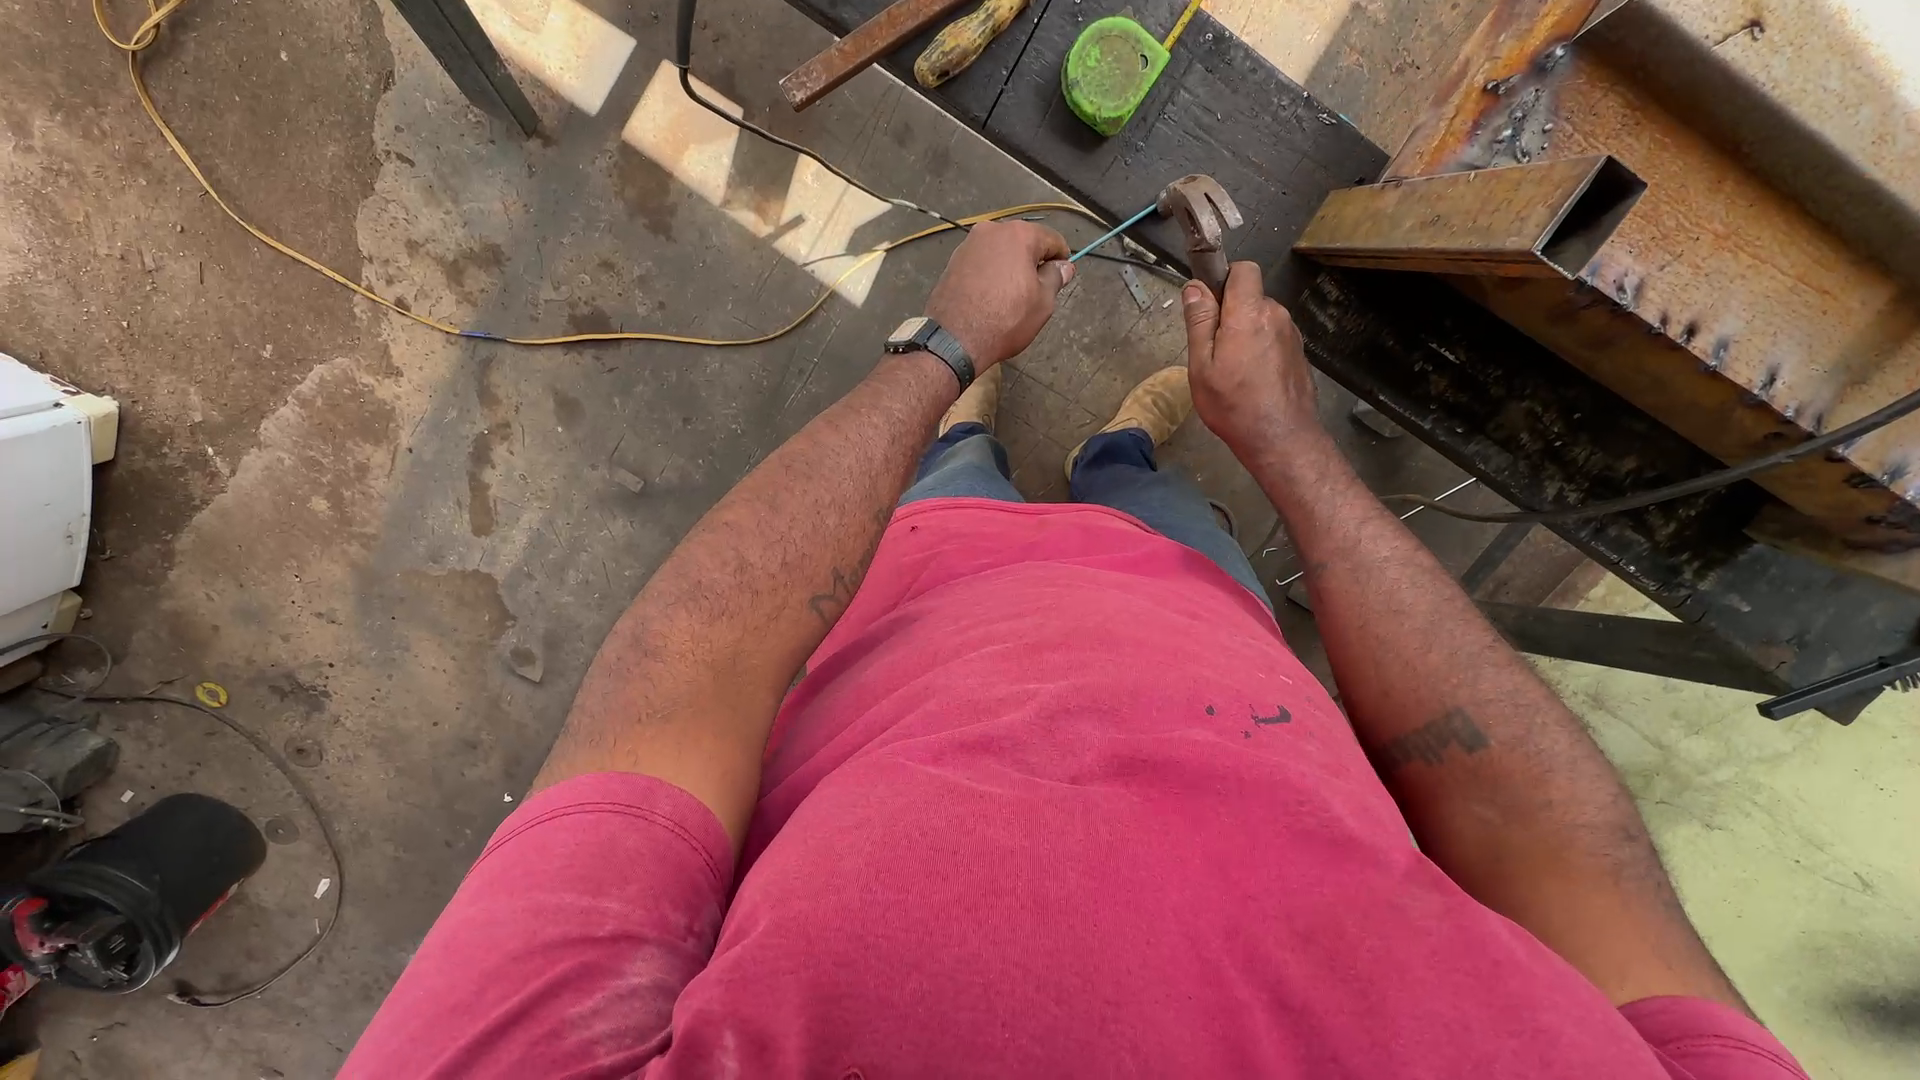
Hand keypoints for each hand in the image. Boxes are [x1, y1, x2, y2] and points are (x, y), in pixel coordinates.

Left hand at [924, 220, 1074, 368]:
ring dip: (1011, 269)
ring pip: (1000, 252)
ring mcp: (968, 245)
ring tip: (1012, 298)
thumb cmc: (1005, 320)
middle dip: (1033, 263)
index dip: (1061, 259)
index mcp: (1019, 234)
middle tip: (1037, 291)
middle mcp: (992, 231)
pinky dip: (991, 275)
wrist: (954, 339)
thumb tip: (1064, 267)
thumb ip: (1056, 278)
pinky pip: (982, 263)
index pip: (1051, 239)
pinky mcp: (953, 262)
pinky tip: (991, 298)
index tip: (1062, 276)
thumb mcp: (1043, 302)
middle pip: (1023, 243)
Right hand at [1183, 262, 1324, 457]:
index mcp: (1249, 313)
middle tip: (1212, 351)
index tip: (1208, 306)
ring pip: (1261, 319)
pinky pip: (1272, 338)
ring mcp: (1291, 334)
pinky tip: (1250, 379)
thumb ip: (1199, 322)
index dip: (1223, 279)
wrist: (1280, 438)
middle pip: (1249, 297)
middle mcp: (1276, 315)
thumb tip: (1195, 287)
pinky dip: (1259, 349)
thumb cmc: (1234, 405)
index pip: (1243, 270)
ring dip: (1244, 334)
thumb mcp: (1201, 365)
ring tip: (1231, 371)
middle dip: (1230, 314)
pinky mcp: (1298, 352)